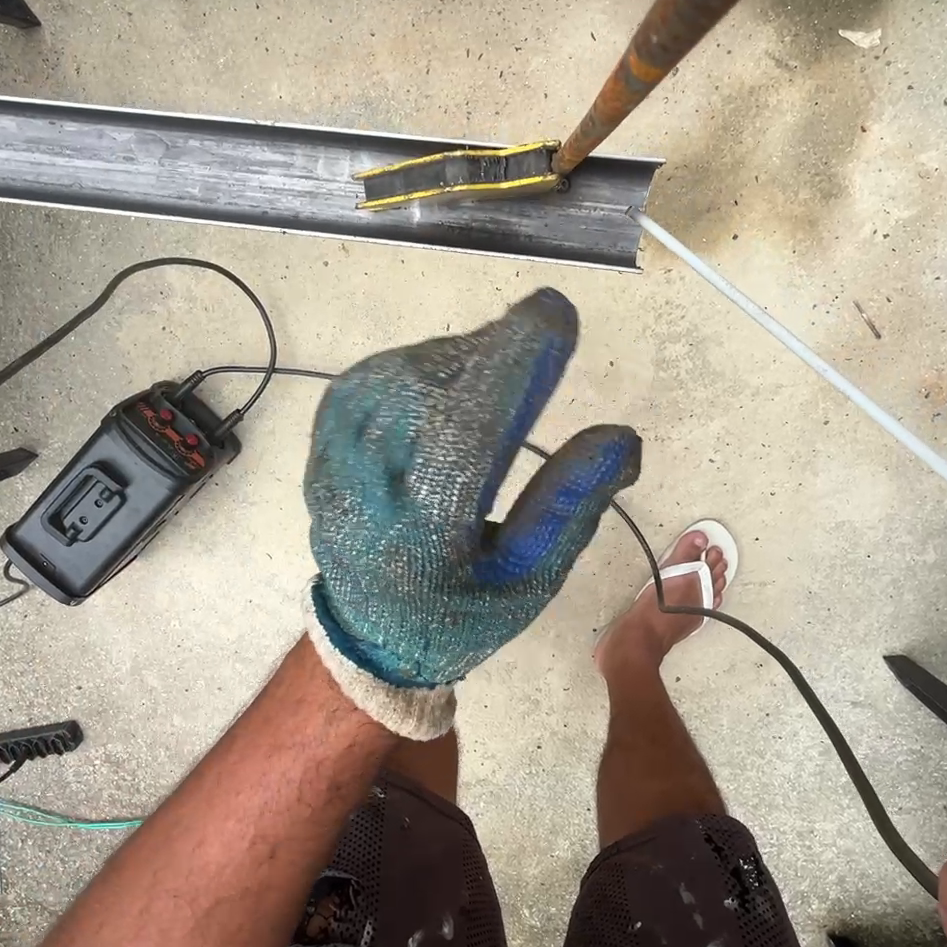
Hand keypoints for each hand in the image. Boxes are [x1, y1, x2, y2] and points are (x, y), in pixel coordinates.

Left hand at [303, 288, 639, 738]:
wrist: (369, 634)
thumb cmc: (460, 613)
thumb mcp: (530, 579)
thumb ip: (570, 505)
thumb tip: (623, 436)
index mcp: (426, 526)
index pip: (469, 420)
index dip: (514, 356)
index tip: (555, 312)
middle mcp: (369, 481)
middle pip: (434, 383)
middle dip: (494, 351)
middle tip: (538, 348)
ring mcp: (335, 456)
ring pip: (402, 370)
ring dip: (460, 357)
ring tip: (498, 378)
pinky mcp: (323, 440)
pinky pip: (375, 375)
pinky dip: (421, 366)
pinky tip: (450, 384)